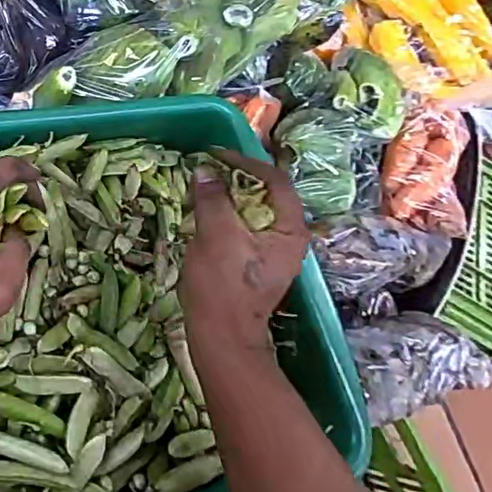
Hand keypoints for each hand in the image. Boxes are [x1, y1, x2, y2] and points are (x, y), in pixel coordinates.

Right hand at [181, 149, 308, 349]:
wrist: (221, 336)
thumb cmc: (223, 286)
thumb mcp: (216, 236)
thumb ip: (213, 199)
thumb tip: (205, 170)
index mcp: (290, 230)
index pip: (275, 181)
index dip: (246, 163)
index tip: (216, 155)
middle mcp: (288, 238)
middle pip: (265, 194)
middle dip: (235, 178)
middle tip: (206, 168)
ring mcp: (271, 252)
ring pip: (252, 211)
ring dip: (227, 195)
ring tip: (201, 186)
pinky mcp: (253, 262)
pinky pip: (242, 227)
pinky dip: (224, 214)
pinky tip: (203, 213)